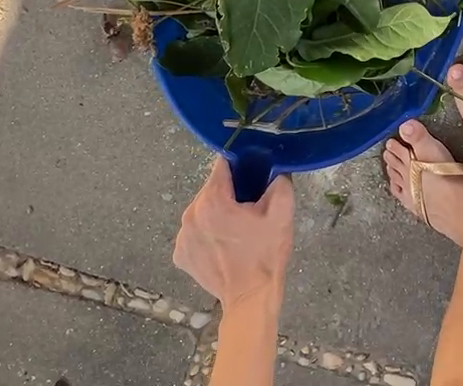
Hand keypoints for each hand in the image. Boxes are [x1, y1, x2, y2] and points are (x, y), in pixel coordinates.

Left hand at [174, 159, 294, 307]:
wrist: (251, 300)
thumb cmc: (266, 255)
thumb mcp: (282, 212)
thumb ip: (279, 180)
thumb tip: (275, 166)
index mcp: (212, 201)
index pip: (223, 164)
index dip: (241, 163)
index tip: (254, 171)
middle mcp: (190, 215)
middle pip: (212, 188)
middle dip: (231, 191)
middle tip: (251, 205)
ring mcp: (181, 237)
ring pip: (203, 209)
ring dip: (219, 212)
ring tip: (238, 227)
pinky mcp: (180, 255)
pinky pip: (195, 231)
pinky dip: (208, 232)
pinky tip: (224, 244)